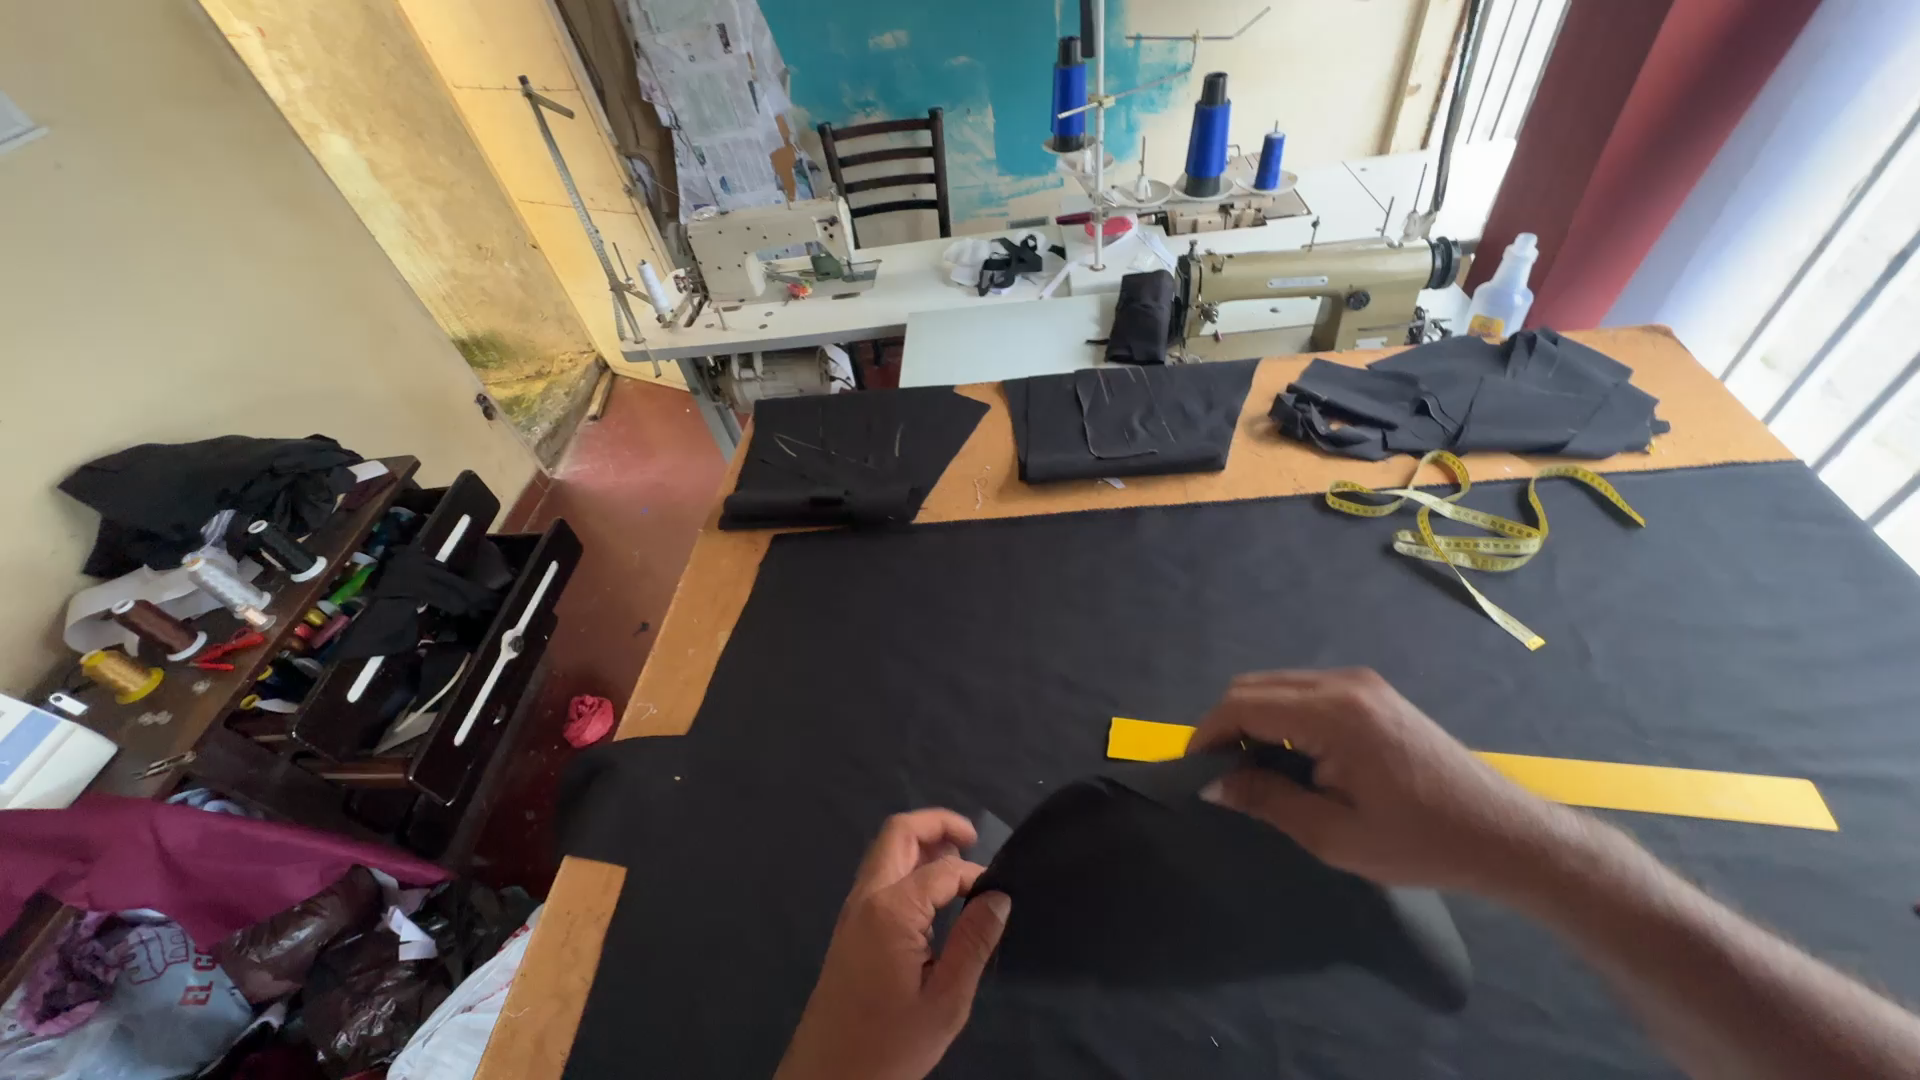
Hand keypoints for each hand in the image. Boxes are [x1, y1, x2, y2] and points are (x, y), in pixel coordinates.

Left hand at [775, 809, 1010, 1079]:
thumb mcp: (946, 1000)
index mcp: (891, 910)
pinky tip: (932, 890)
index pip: (942, 869)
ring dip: (920, 842)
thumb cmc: (890, 1044)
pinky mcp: (850, 926)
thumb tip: (998, 896)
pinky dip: (907, 864)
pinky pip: (879, 874)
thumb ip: (974, 941)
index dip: (975, 874)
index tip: (998, 896)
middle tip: (972, 837)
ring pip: (885, 850)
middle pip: (898, 832)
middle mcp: (867, 897)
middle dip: (936, 824)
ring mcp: (853, 909)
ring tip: (957, 858)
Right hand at [1190, 668, 1576, 895]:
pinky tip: (1291, 756)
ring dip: (1253, 719)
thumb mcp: (1334, 835)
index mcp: (1334, 714)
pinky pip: (1303, 691)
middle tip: (1222, 774)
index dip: (1208, 734)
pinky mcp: (1372, 692)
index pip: (1243, 704)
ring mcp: (1361, 683)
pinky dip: (1280, 715)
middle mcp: (1343, 684)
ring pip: (1276, 685)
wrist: (1504, 833)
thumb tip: (1212, 784)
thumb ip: (1267, 800)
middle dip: (1226, 724)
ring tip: (1254, 769)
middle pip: (1254, 686)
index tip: (1195, 771)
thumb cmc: (1421, 842)